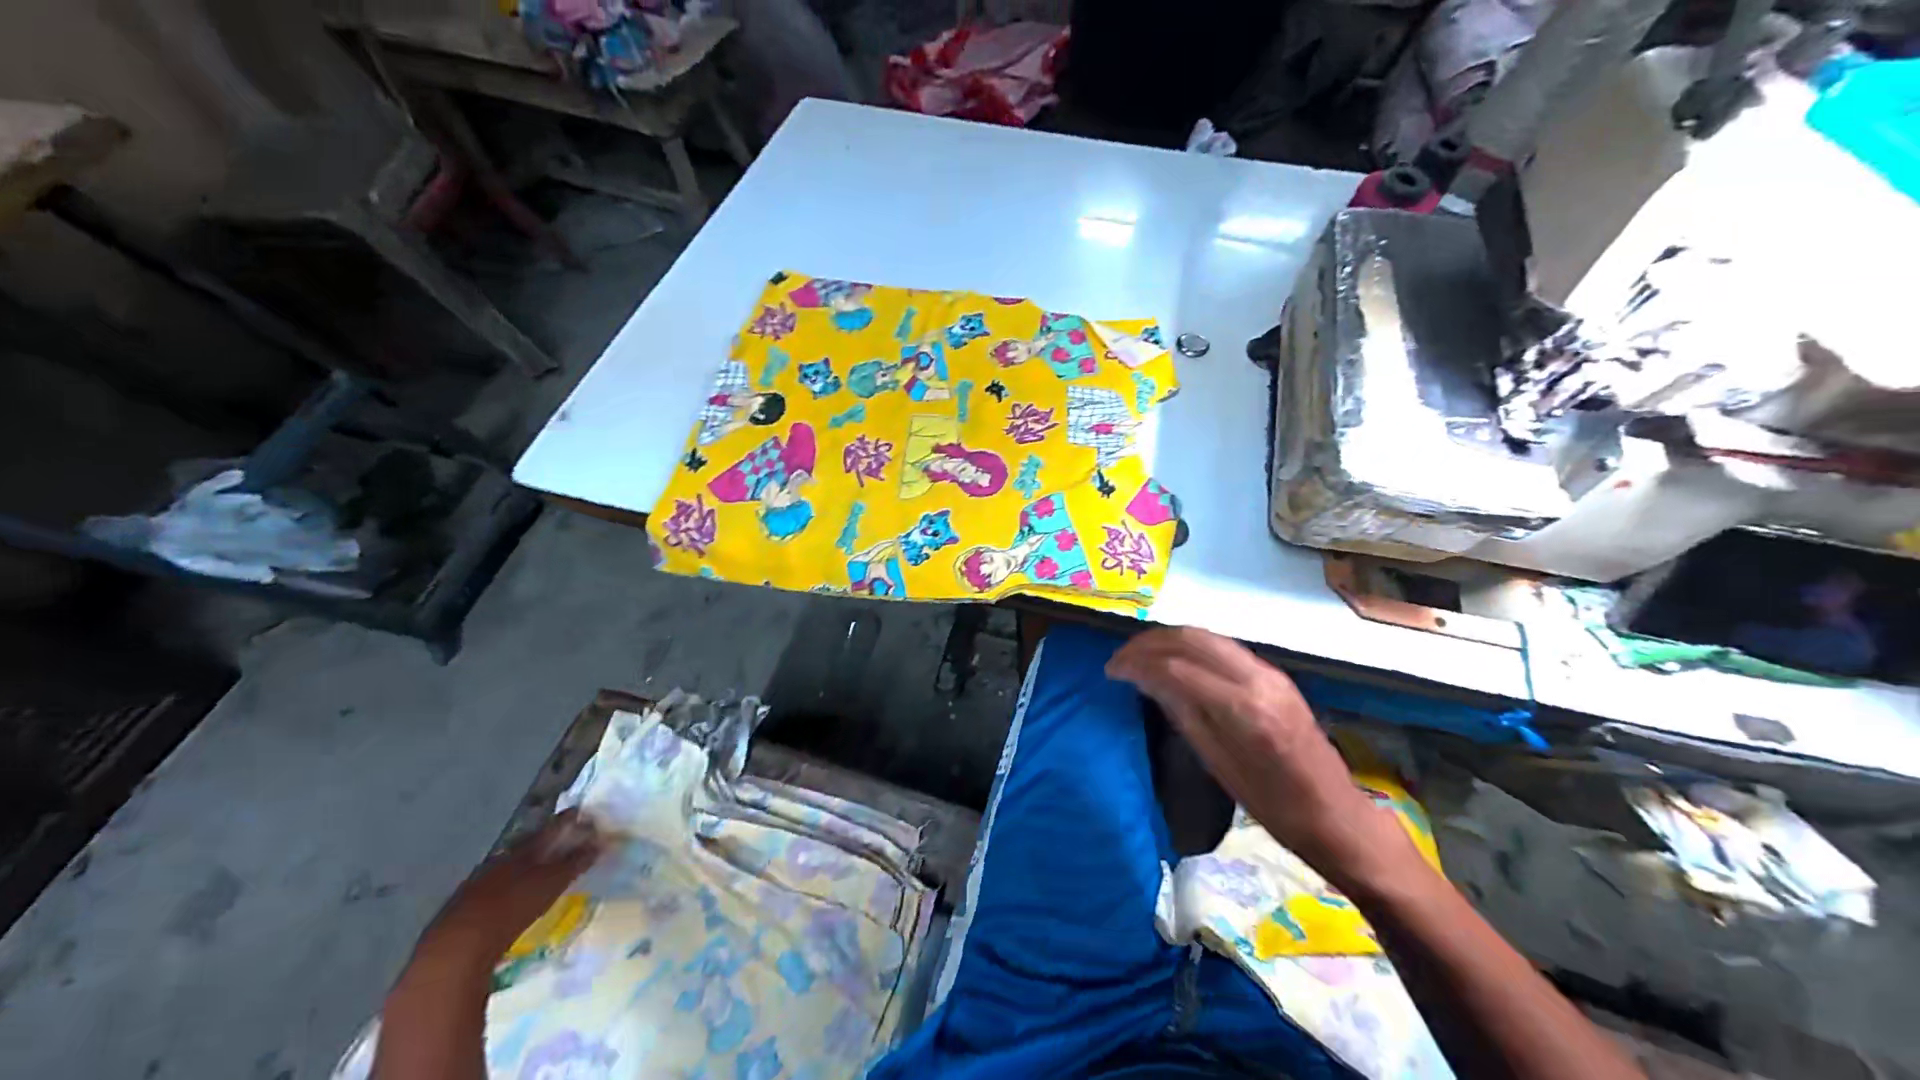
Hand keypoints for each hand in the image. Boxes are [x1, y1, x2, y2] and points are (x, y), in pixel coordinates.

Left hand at [414, 809, 604, 972]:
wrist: (457, 948)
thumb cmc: (513, 909)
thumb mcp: (552, 884)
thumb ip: (575, 863)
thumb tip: (599, 843)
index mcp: (522, 851)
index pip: (550, 829)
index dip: (566, 820)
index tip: (580, 813)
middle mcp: (500, 860)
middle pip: (528, 845)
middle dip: (546, 842)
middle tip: (563, 842)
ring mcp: (479, 883)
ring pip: (509, 865)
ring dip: (527, 865)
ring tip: (542, 871)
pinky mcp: (466, 907)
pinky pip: (495, 886)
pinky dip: (510, 886)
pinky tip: (515, 898)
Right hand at [1106, 628, 1417, 889]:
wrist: (1337, 815)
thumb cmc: (1275, 807)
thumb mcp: (1220, 766)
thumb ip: (1184, 715)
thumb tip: (1146, 680)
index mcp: (1244, 708)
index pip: (1177, 666)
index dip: (1137, 663)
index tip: (1110, 671)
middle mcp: (1258, 678)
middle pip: (1191, 638)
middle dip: (1149, 642)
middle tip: (1120, 658)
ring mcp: (1269, 672)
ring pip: (1207, 636)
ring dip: (1168, 639)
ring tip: (1139, 656)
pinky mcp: (1274, 675)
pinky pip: (1222, 647)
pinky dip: (1190, 646)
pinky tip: (1173, 661)